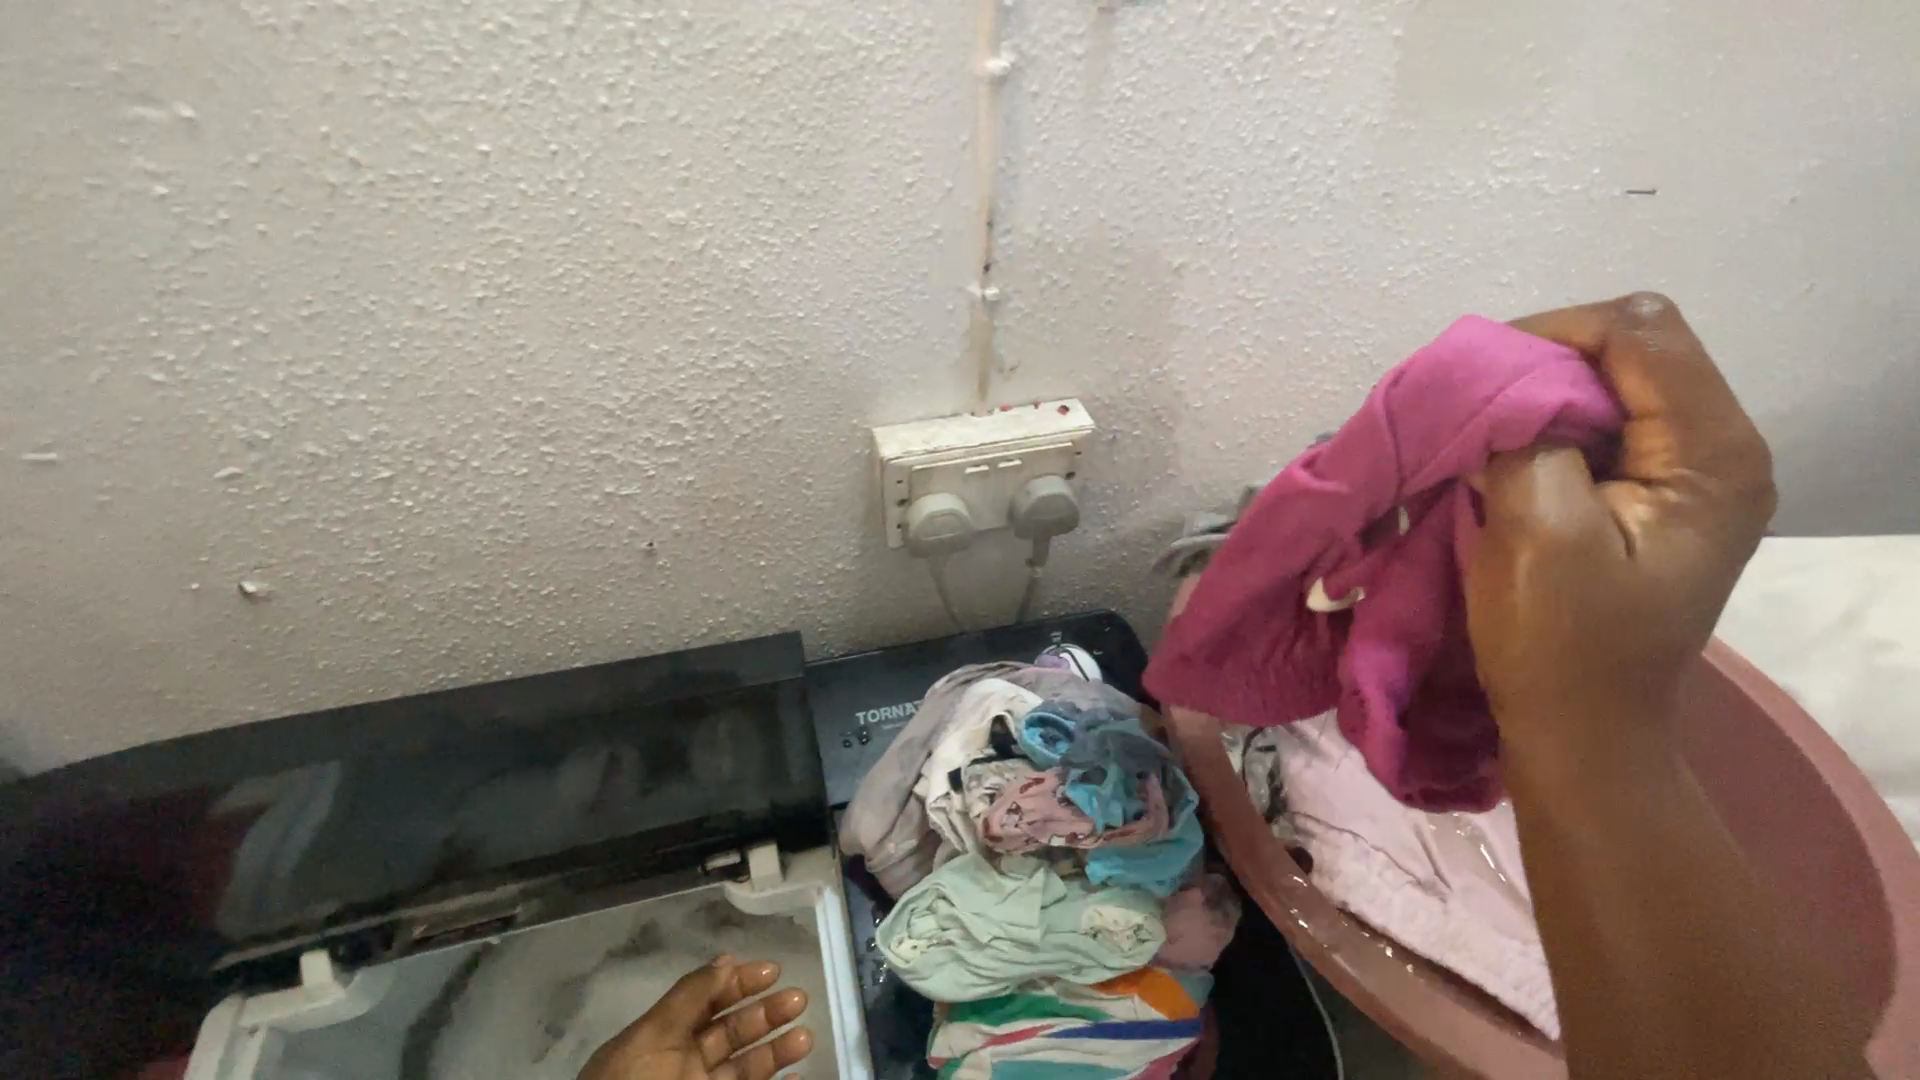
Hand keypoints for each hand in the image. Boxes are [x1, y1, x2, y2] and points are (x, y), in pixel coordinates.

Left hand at [578, 955, 813, 1079]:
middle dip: (766, 1013)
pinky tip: (797, 1079)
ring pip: (745, 1069)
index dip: (738, 983)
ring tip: (805, 1038)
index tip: (773, 971)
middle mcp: (684, 1068)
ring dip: (777, 1051)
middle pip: (732, 1033)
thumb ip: (688, 998)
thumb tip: (726, 959)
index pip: (707, 1001)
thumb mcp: (648, 1040)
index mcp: (664, 1041)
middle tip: (799, 999)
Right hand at [1466, 293, 1775, 758]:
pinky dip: (1532, 434)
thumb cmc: (1561, 642)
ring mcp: (1678, 476)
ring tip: (1470, 435)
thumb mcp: (1539, 535)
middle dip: (1534, 368)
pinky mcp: (1642, 498)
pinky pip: (1589, 432)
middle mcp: (1712, 450)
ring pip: (1602, 390)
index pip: (1640, 333)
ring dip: (1527, 403)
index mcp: (1709, 455)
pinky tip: (1493, 463)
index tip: (1471, 379)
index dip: (1549, 336)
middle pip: (1626, 353)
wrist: (1579, 726)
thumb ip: (1528, 443)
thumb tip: (1502, 392)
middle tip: (1462, 409)